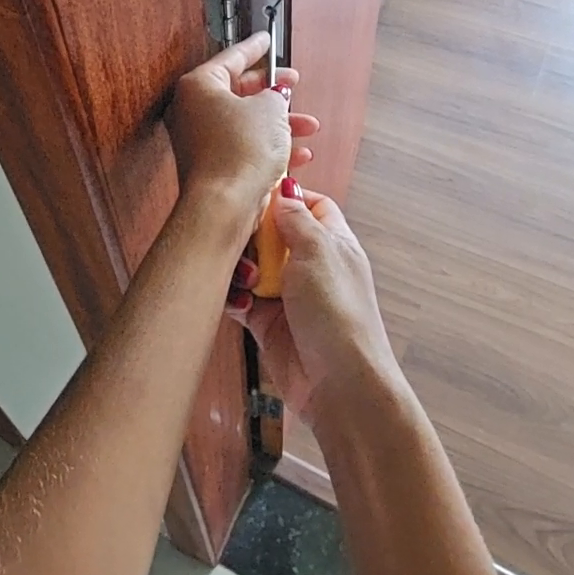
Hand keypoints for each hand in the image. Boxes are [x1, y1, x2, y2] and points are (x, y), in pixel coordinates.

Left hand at [166, 32, 318, 204]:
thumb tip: (276, 97)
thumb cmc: (238, 153)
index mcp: (199, 86)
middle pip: (239, 91)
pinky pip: (244, 148)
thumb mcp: (270, 109)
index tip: (265, 40)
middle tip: (292, 85)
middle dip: (273, 93)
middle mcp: (193, 111)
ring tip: (307, 126)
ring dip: (280, 123)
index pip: (231, 58)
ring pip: (246, 122)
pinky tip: (298, 155)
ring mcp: (200, 140)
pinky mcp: (212, 166)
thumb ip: (275, 94)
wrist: (225, 205)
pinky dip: (271, 148)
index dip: (254, 48)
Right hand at [227, 184, 400, 423]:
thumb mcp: (319, 251)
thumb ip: (296, 217)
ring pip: (250, 263)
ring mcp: (287, 293)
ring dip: (240, 267)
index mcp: (332, 242)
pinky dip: (234, 295)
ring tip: (247, 279)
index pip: (309, 204)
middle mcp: (309, 264)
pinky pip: (240, 297)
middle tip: (245, 240)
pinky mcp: (266, 321)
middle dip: (252, 233)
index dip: (286, 196)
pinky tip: (239, 300)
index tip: (258, 192)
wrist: (339, 385)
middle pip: (270, 231)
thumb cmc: (338, 313)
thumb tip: (283, 189)